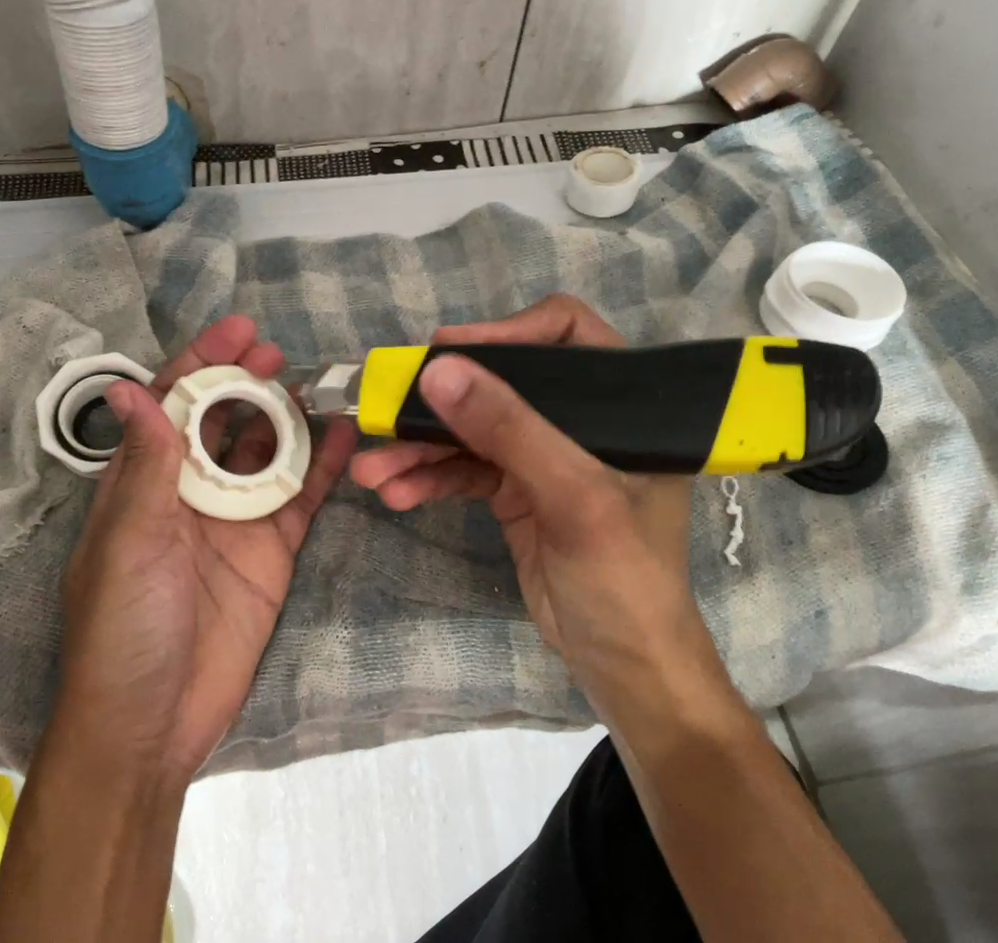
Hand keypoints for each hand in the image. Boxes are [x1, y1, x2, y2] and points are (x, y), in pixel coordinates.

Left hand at [52, 315, 357, 782]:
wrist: (153, 723)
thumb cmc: (123, 629)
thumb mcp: (129, 543)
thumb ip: (146, 468)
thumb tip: (132, 388)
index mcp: (140, 484)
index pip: (170, 407)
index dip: (200, 365)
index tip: (236, 331)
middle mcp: (187, 493)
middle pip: (221, 422)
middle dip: (246, 383)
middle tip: (277, 353)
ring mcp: (233, 521)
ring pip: (265, 453)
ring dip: (287, 417)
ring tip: (318, 383)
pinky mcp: (270, 552)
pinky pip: (299, 498)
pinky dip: (320, 467)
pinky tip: (343, 435)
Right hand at [348, 296, 729, 719]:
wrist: (623, 666)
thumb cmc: (624, 578)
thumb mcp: (574, 498)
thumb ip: (510, 431)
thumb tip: (438, 370)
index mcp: (622, 405)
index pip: (566, 334)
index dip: (508, 331)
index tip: (450, 351)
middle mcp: (581, 420)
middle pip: (503, 383)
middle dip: (443, 400)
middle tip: (386, 407)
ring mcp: (545, 457)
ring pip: (474, 430)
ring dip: (421, 447)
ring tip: (373, 470)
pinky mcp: (516, 492)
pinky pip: (464, 470)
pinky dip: (429, 479)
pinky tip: (396, 494)